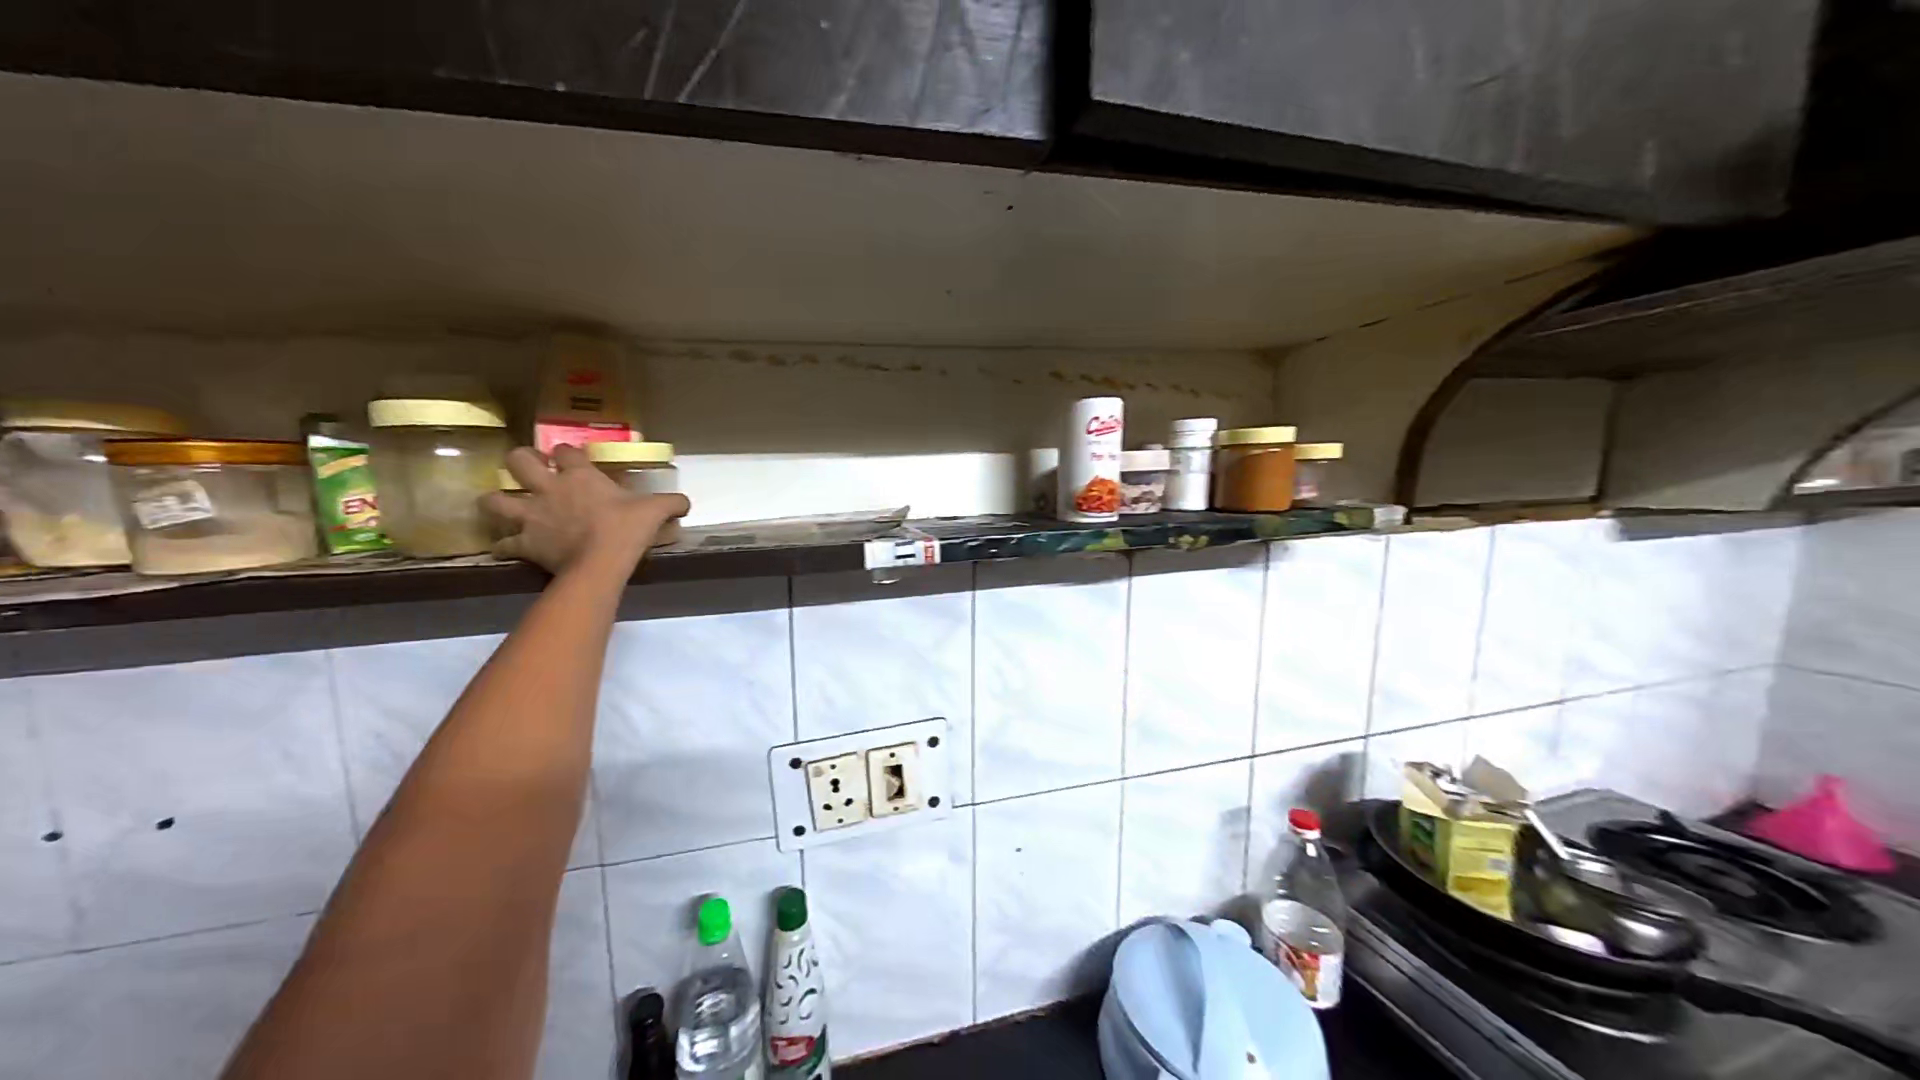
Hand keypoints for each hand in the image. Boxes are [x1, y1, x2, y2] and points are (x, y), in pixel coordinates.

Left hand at [482, 446, 689, 573]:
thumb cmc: (625, 530)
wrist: (599, 563)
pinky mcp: (524, 543)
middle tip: (529, 469)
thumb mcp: (656, 511)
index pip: (565, 451)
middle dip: (520, 461)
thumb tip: (686, 503)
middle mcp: (548, 489)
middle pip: (518, 462)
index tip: (571, 457)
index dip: (566, 452)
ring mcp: (531, 516)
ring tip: (505, 505)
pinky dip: (504, 545)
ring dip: (496, 501)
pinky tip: (508, 546)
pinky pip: (504, 544)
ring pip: (495, 500)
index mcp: (579, 476)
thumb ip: (671, 503)